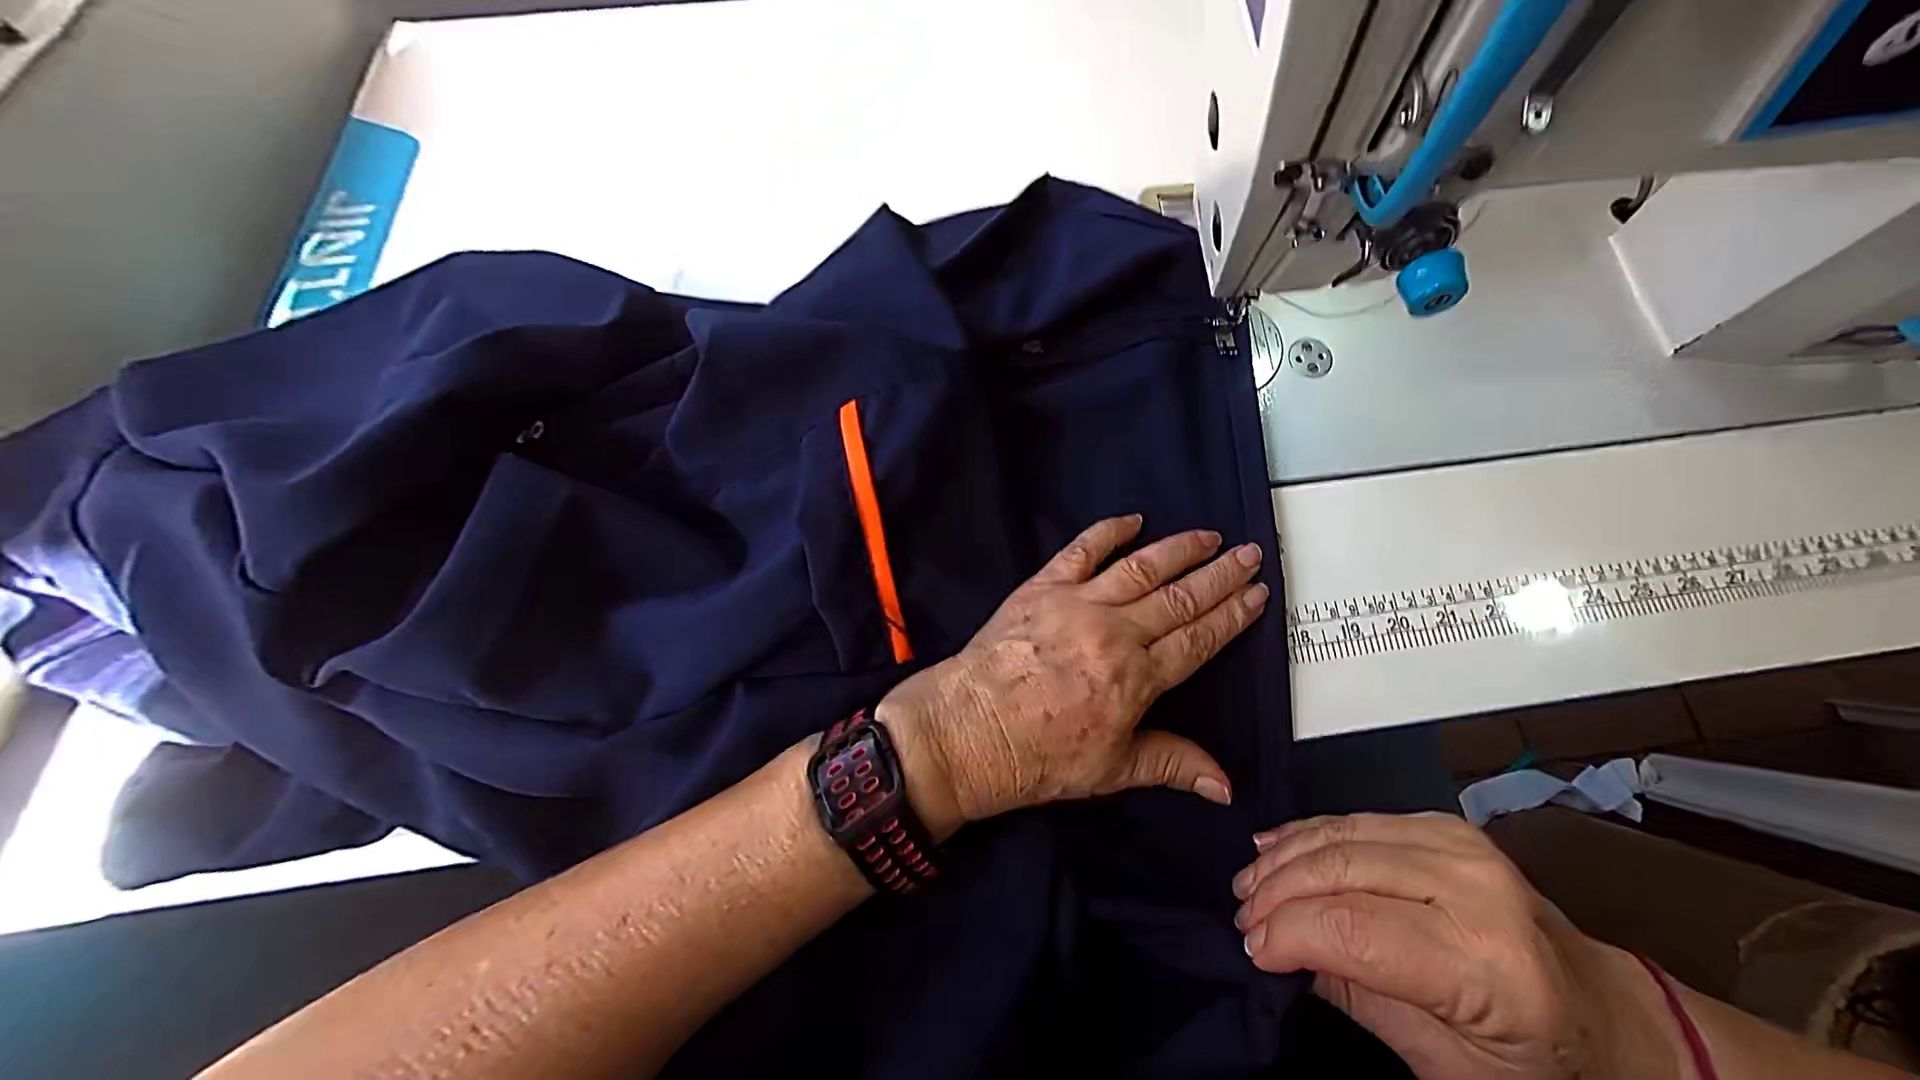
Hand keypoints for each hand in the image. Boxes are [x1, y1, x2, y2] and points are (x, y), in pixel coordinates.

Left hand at [880, 514, 1268, 837]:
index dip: (1231, 616)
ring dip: (1179, 550)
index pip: (1198, 639)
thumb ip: (1172, 764)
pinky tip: (1133, 520)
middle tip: (1249, 554)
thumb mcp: (1111, 770)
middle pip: (1179, 598)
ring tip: (1208, 536)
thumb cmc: (1037, 756)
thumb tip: (1227, 786)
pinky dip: (1109, 531)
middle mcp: (1115, 632)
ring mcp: (1077, 604)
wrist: (968, 730)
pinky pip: (1082, 550)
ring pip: (1141, 568)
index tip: (1256, 594)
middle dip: (1219, 575)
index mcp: (1137, 678)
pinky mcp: (1041, 587)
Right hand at [1233, 813, 1686, 1079]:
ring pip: (1340, 835)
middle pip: (1339, 870)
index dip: (1287, 934)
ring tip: (1251, 883)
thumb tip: (1281, 949)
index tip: (1253, 948)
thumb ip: (1355, 994)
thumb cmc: (1540, 1057)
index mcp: (1490, 965)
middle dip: (1277, 892)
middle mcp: (1477, 891)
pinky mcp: (1445, 827)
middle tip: (1245, 916)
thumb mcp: (1445, 1061)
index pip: (1351, 929)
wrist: (1610, 1018)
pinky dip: (1309, 832)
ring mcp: (1462, 847)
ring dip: (1284, 856)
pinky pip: (1356, 818)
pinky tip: (1279, 846)